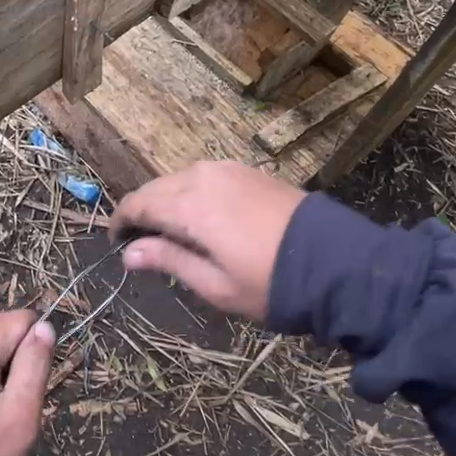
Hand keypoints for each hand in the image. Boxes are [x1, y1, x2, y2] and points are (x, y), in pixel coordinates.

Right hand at [112, 160, 306, 321]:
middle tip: (140, 239)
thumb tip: (128, 253)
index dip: (120, 221)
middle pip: (154, 188)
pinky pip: (202, 176)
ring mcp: (224, 169)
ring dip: (165, 199)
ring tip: (170, 229)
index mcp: (188, 207)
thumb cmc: (271, 283)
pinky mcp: (244, 170)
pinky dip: (189, 192)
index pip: (138, 204)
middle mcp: (200, 178)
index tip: (116, 242)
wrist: (339, 264)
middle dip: (141, 210)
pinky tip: (199, 214)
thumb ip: (169, 262)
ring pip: (177, 179)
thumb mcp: (216, 286)